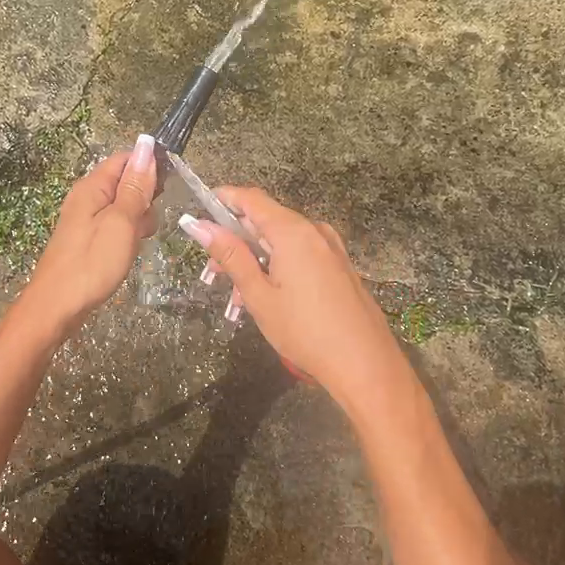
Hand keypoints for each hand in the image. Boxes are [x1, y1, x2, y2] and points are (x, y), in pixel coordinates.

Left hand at [21, 134, 158, 332]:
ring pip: (125, 208)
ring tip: (133, 243)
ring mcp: (86, 219)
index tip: (169, 188)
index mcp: (92, 187)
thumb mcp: (121, 223)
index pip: (126, 158)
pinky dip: (127, 237)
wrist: (57, 306)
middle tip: (143, 225)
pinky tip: (126, 254)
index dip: (150, 166)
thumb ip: (135, 187)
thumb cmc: (91, 264)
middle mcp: (86, 197)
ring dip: (138, 222)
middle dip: (145, 200)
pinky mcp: (88, 239)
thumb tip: (147, 146)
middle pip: (127, 183)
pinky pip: (116, 227)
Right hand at [178, 187, 408, 413]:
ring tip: (236, 298)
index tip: (199, 217)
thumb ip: (230, 256)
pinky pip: (300, 255)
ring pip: (281, 242)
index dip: (222, 200)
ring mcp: (330, 249)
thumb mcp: (259, 295)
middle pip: (266, 221)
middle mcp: (314, 232)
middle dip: (235, 241)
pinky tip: (266, 299)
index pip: (251, 199)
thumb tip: (198, 226)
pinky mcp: (339, 267)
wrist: (366, 366)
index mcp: (293, 232)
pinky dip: (276, 267)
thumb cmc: (305, 331)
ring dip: (254, 260)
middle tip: (212, 273)